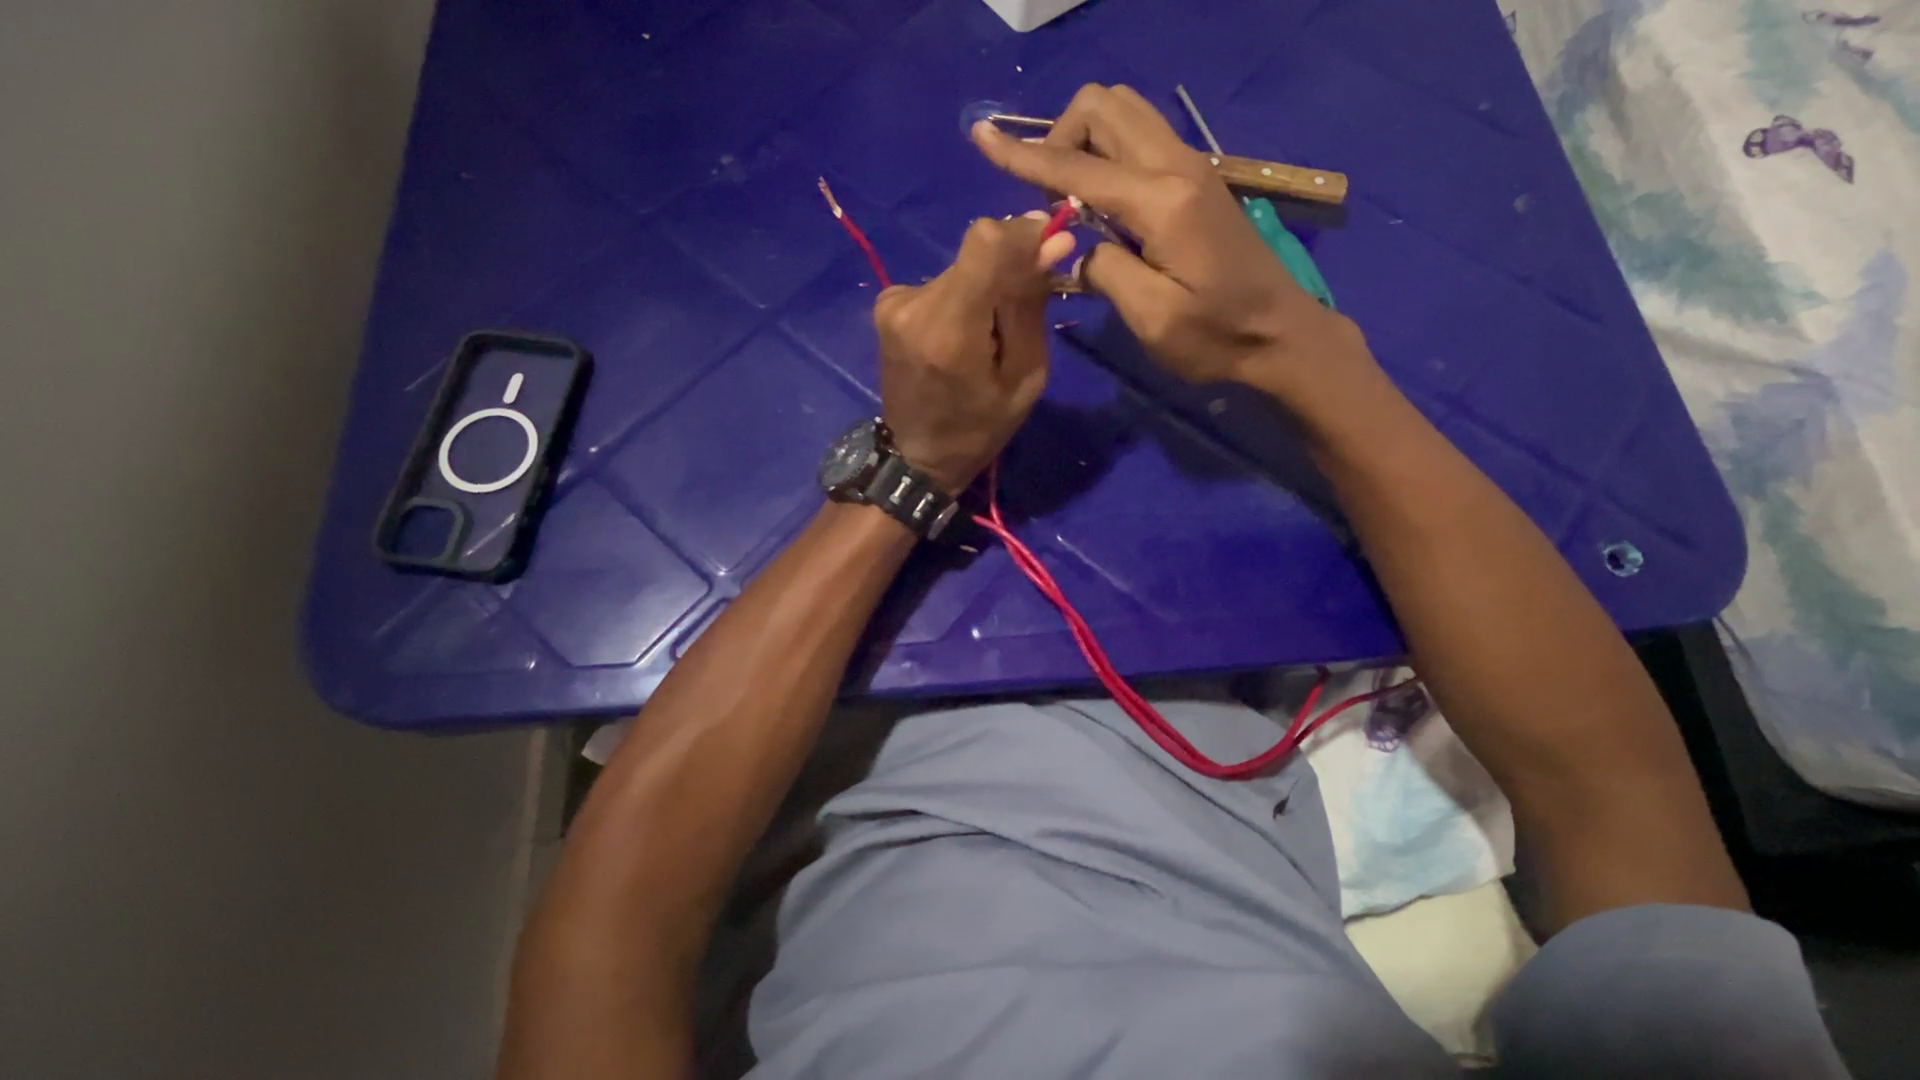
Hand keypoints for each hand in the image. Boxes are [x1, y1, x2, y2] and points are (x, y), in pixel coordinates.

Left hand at [873, 213, 1074, 491]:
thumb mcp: (1026, 376)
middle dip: (1010, 268)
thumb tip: (1053, 241)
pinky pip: (943, 281)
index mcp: (949, 329)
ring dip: (985, 287)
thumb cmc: (980, 427)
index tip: (1051, 246)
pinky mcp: (888, 301)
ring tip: (989, 335)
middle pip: (977, 254)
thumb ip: (1031, 304)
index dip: (1023, 234)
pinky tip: (963, 335)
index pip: (985, 241)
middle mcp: (914, 304)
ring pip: (961, 267)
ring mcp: (894, 301)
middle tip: (1024, 310)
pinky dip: (962, 298)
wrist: (916, 455)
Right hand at [971, 85, 1372, 403]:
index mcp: (1162, 201)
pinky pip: (1140, 135)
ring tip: (1073, 197)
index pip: (1076, 165)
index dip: (1023, 155)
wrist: (1281, 335)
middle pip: (1102, 107)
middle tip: (1049, 199)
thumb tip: (1077, 246)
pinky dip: (1107, 150)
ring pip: (1123, 111)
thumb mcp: (1151, 319)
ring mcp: (1191, 165)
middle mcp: (1177, 165)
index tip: (981, 138)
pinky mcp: (1195, 178)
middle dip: (1060, 138)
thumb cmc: (1216, 338)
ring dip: (1085, 139)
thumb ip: (1104, 271)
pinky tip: (1101, 199)